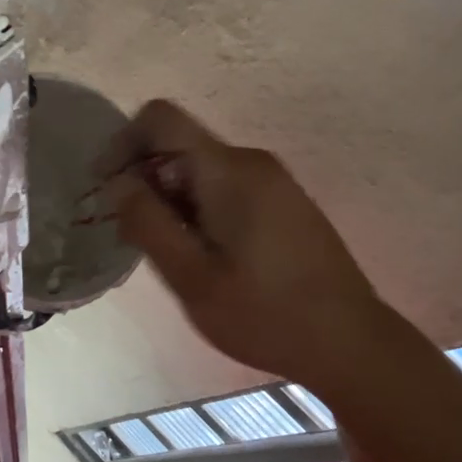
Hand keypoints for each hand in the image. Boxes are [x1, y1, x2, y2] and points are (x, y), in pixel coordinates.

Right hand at [101, 100, 388, 389]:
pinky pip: (225, 185)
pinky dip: (199, 206)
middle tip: (137, 237)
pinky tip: (206, 255)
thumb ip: (148, 223)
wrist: (352, 343)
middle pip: (178, 145)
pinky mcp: (284, 200)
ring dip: (172, 198)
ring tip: (172, 254)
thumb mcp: (192, 277)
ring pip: (200, 168)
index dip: (123, 142)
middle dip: (146, 180)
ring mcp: (273, 180)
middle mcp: (251, 161)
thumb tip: (118, 184)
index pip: (160, 118)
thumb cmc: (266, 314)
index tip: (109, 189)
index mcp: (227, 171)